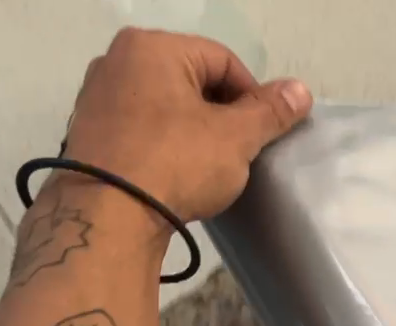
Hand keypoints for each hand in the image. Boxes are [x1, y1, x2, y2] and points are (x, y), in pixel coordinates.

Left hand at [60, 28, 312, 222]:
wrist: (111, 208)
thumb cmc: (178, 162)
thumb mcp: (236, 138)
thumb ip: (270, 112)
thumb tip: (301, 89)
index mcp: (155, 48)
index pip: (225, 60)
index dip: (254, 97)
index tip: (262, 135)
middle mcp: (120, 58)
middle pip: (195, 78)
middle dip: (225, 113)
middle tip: (241, 151)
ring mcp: (101, 91)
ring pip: (170, 101)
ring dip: (198, 127)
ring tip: (212, 163)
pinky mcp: (94, 125)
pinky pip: (146, 123)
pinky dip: (170, 140)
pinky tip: (180, 169)